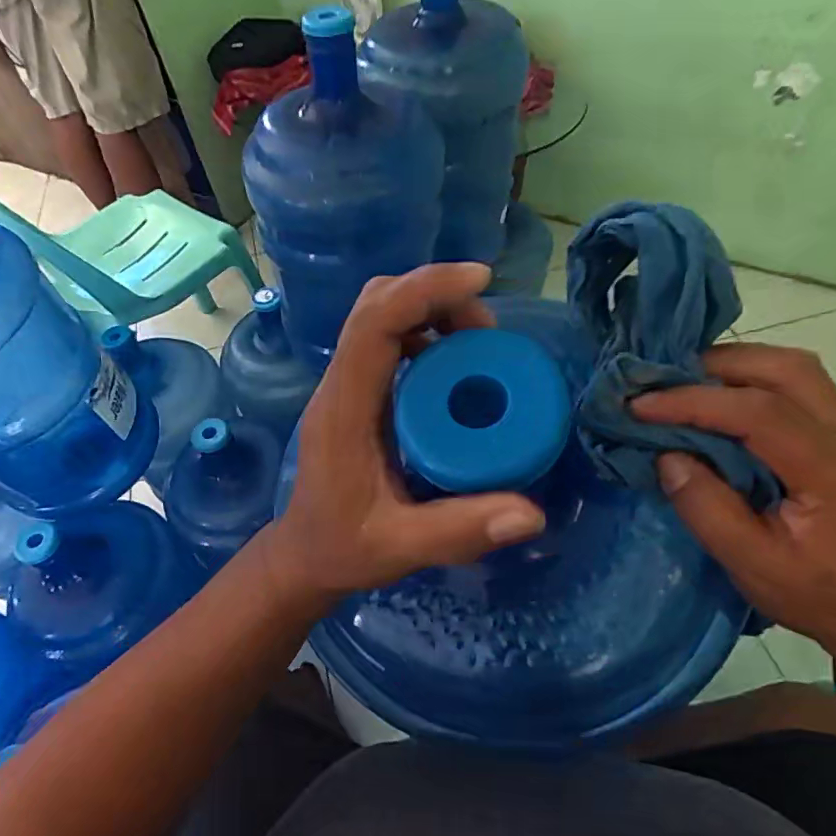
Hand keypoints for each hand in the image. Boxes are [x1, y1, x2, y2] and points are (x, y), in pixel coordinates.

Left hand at [263, 263, 545, 605]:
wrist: (304, 554)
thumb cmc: (343, 549)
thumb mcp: (400, 548)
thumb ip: (460, 531)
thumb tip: (531, 514)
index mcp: (344, 412)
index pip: (373, 325)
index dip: (423, 290)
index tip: (479, 281)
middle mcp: (340, 387)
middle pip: (374, 304)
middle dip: (433, 294)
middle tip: (487, 329)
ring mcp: (346, 387)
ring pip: (379, 315)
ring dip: (430, 308)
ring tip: (480, 341)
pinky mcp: (357, 394)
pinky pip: (386, 339)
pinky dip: (424, 330)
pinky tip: (457, 362)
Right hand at [629, 344, 835, 658]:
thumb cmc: (817, 596)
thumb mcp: (752, 567)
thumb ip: (707, 509)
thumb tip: (667, 456)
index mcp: (834, 471)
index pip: (761, 411)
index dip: (695, 401)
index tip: (641, 406)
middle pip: (787, 369)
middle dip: (717, 364)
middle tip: (662, 382)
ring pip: (796, 370)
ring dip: (736, 367)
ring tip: (685, 384)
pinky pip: (799, 387)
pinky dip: (752, 381)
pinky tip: (720, 400)